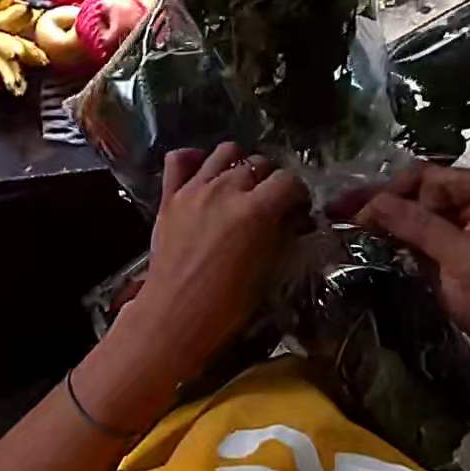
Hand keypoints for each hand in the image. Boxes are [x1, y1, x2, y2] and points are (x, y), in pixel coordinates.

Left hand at [126, 142, 308, 377]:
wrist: (175, 318)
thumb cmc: (228, 304)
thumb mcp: (270, 268)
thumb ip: (285, 233)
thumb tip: (295, 217)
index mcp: (256, 210)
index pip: (289, 181)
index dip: (299, 194)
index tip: (298, 209)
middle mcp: (225, 190)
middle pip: (260, 163)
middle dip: (272, 180)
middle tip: (272, 202)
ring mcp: (194, 189)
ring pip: (226, 152)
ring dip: (240, 165)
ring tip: (242, 186)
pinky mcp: (170, 196)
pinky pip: (180, 159)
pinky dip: (195, 160)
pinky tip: (204, 174)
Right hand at [351, 162, 469, 349]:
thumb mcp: (463, 261)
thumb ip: (421, 227)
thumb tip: (374, 202)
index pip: (437, 178)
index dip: (400, 191)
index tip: (364, 210)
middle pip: (423, 189)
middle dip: (385, 198)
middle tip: (340, 206)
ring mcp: (462, 224)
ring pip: (414, 208)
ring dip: (382, 212)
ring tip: (342, 212)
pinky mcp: (447, 245)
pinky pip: (415, 228)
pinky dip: (391, 229)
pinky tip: (366, 227)